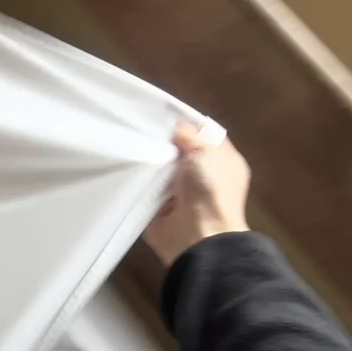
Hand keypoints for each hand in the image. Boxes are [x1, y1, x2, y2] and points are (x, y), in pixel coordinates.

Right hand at [144, 122, 250, 266]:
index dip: (188, 126)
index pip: (206, 136)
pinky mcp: (160, 206)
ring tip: (133, 148)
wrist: (195, 233)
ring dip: (151, 164)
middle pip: (181, 153)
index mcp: (224, 162)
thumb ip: (190, 136)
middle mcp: (204, 176)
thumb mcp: (205, 152)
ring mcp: (182, 192)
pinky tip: (128, 171)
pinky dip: (140, 182)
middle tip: (143, 131)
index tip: (165, 117)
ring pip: (163, 170)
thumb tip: (177, 128)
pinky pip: (148, 189)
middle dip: (165, 145)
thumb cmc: (209, 189)